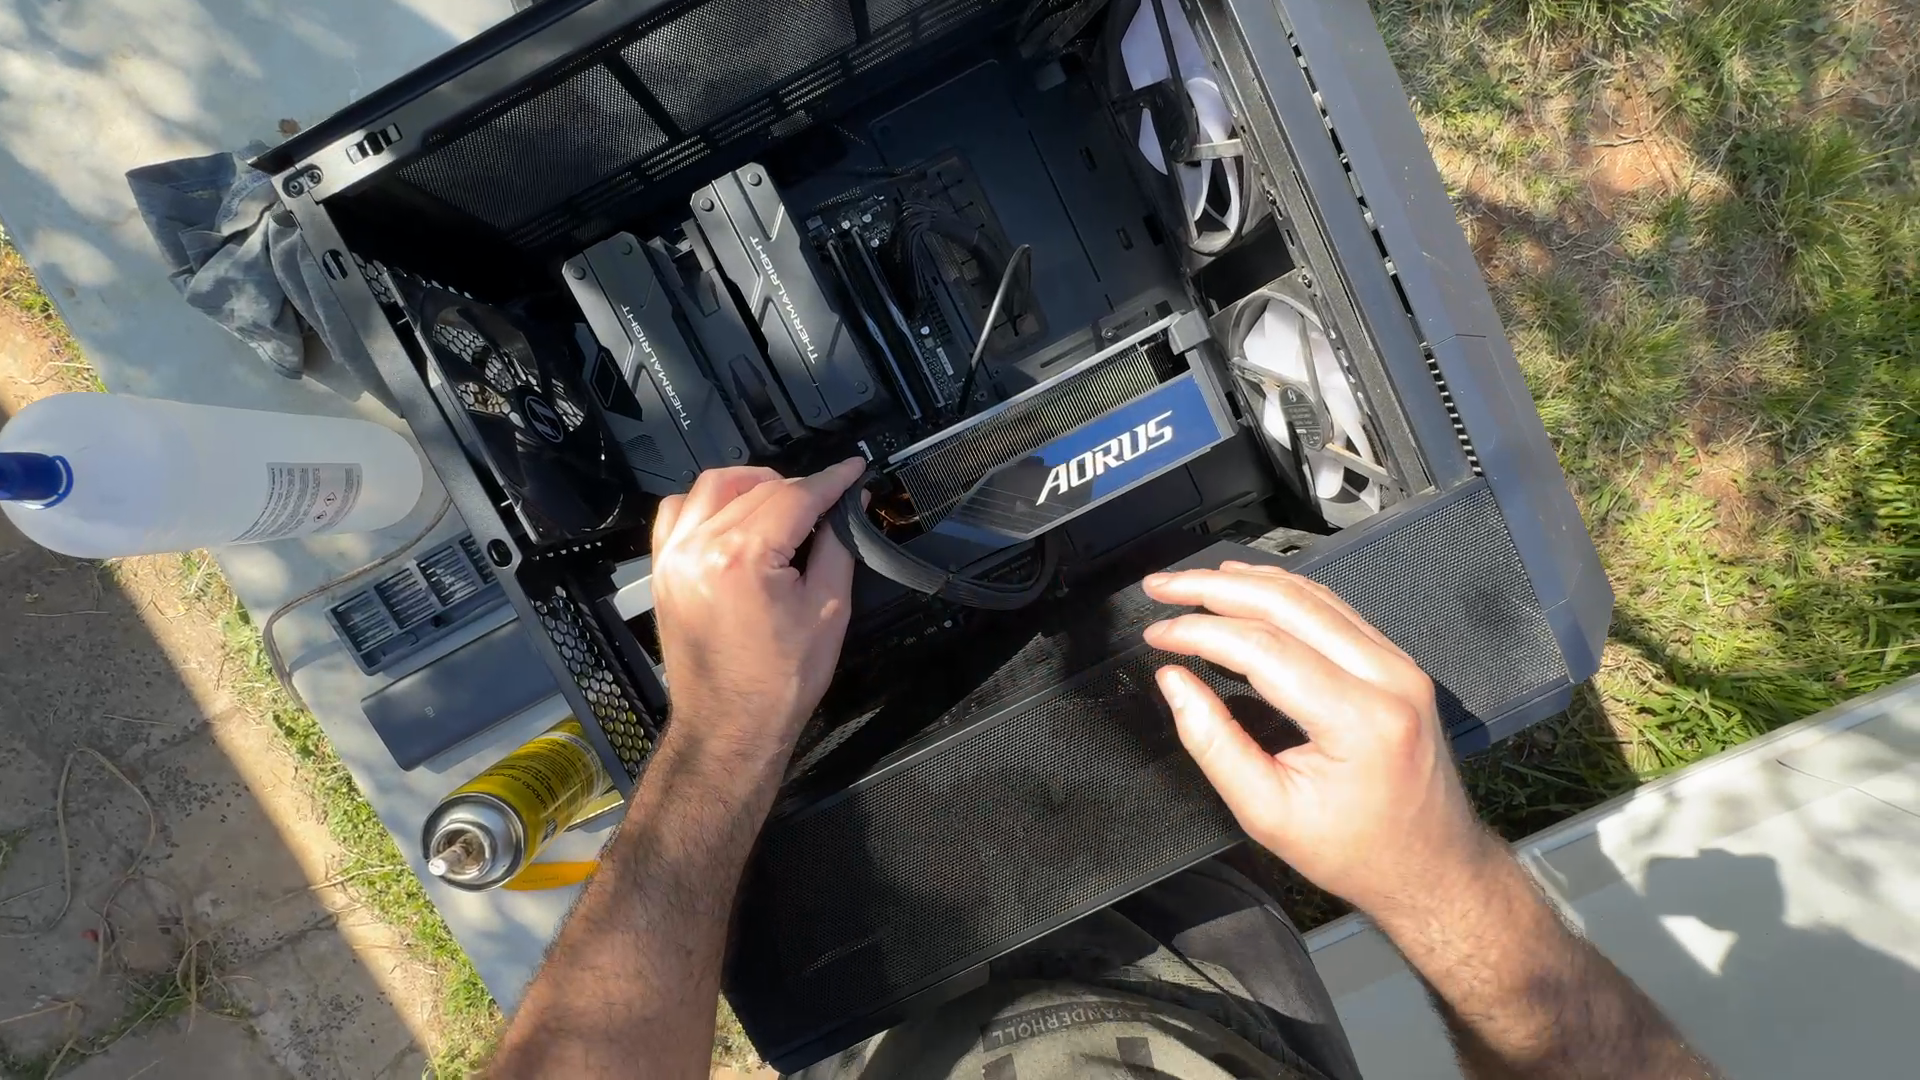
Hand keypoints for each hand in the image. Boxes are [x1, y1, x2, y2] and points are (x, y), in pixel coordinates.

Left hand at [649, 459, 865, 759]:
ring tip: (783, 503)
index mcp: (744, 558)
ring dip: (754, 484)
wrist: (730, 725)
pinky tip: (735, 516)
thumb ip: (840, 545)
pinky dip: (709, 502)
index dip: (831, 480)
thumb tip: (850, 505)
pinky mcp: (662, 569)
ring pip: (714, 486)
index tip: (853, 469)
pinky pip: (679, 511)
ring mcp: (673, 556)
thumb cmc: (784, 679)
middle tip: (829, 503)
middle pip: (758, 486)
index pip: (794, 496)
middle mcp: (700, 547)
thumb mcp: (829, 610)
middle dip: (800, 486)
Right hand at [1142, 561, 1498, 919]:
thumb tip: (1172, 680)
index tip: (1155, 634)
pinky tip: (1245, 586)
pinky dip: (1278, 590)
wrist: (1435, 870)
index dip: (1199, 632)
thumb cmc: (1353, 852)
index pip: (1263, 649)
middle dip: (1211, 587)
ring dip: (1242, 581)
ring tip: (1189, 582)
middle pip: (1286, 604)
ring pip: (1309, 595)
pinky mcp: (1395, 661)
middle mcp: (1388, 677)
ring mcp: (1398, 663)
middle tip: (1161, 586)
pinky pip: (1330, 607)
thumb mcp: (1266, 813)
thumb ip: (1212, 742)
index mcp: (1360, 720)